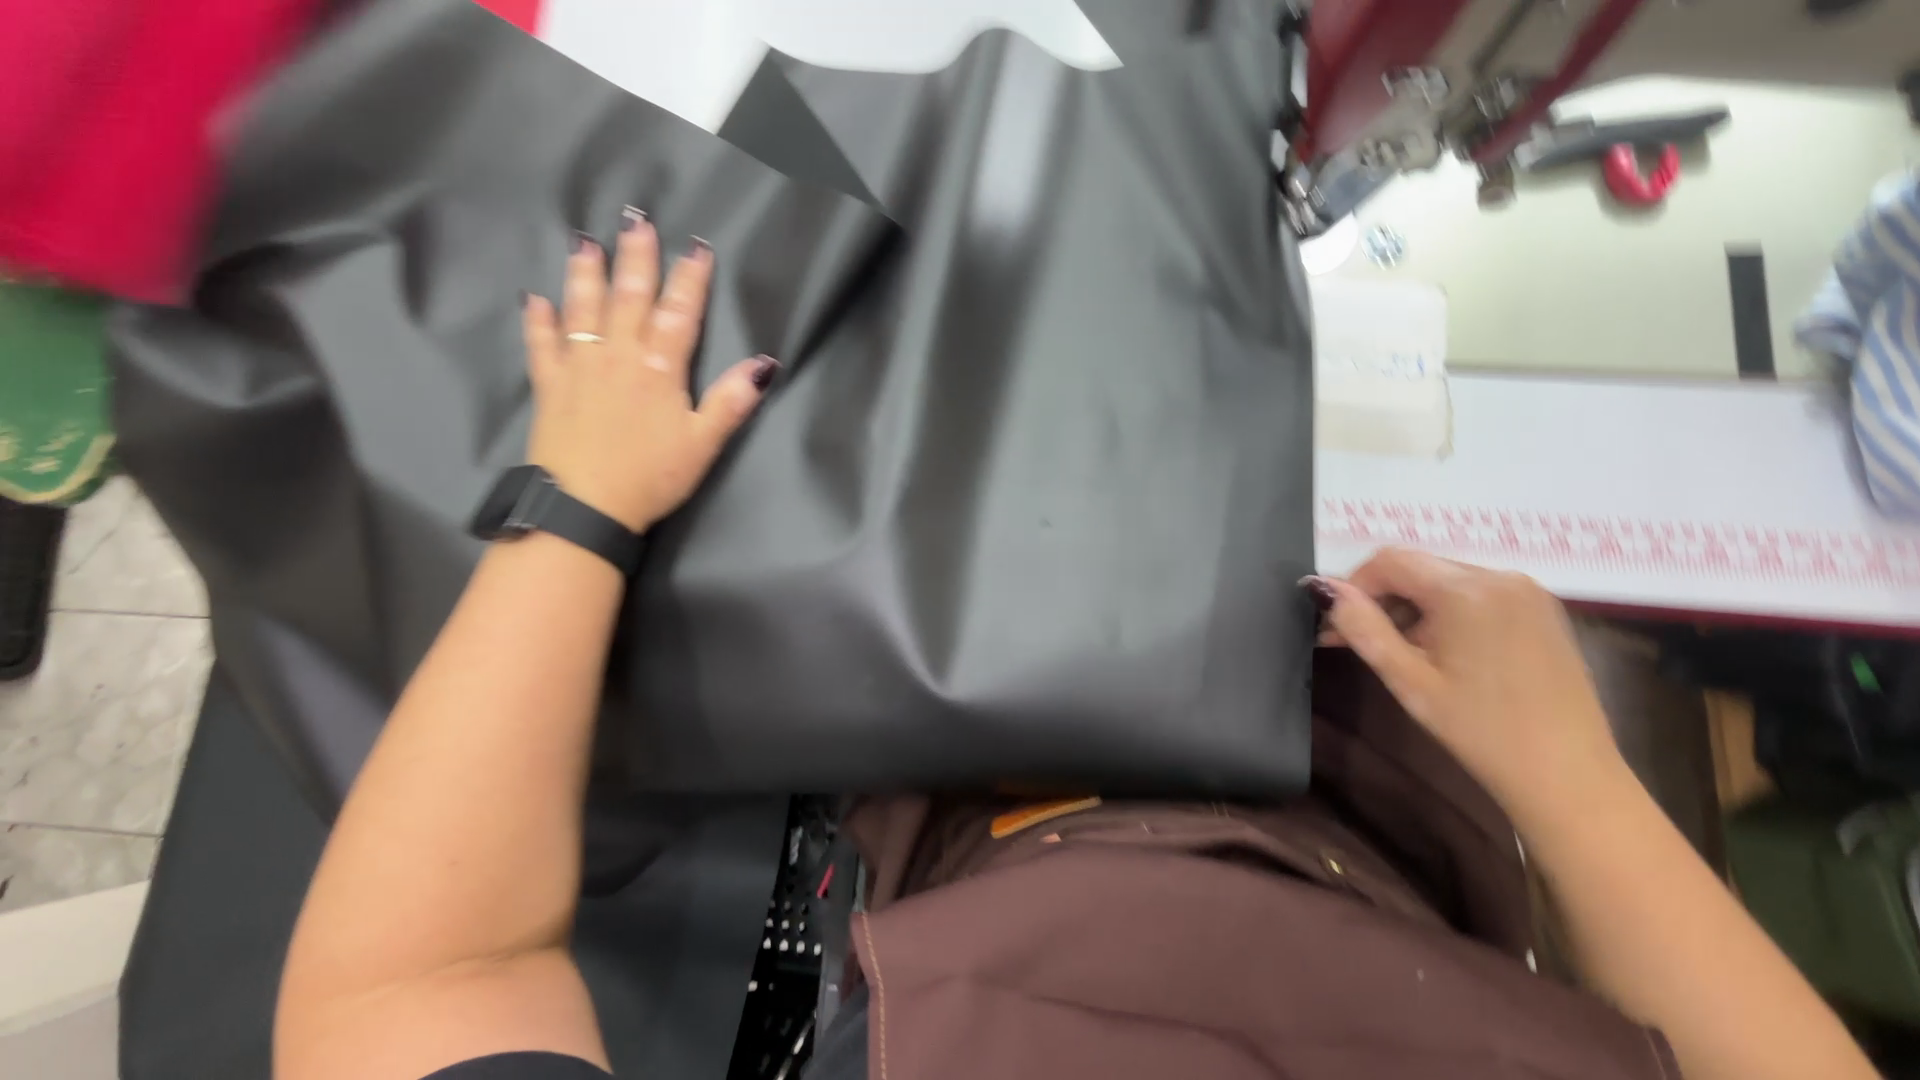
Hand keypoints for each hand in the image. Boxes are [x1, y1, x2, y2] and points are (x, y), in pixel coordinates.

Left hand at [523, 211, 777, 532]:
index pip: (680, 313)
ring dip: (586, 275)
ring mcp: (580, 367)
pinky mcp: (549, 386)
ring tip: (585, 243)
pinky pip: (541, 345)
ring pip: (583, 309)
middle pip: (630, 297)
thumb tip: (764, 364)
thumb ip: (730, 401)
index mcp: (660, 368)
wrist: (582, 506)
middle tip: (636, 220)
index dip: (690, 279)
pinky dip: (538, 321)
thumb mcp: (703, 444)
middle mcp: (618, 355)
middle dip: (636, 258)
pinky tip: (534, 299)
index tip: (697, 248)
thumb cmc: (650, 476)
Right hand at [1312, 549, 1626, 829]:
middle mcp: (1501, 576)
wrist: (1567, 774)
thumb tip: (1322, 588)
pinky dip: (1449, 611)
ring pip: (1447, 579)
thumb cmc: (1478, 729)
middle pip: (1419, 567)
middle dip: (1382, 598)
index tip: (1337, 626)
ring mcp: (1529, 591)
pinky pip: (1479, 593)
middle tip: (1358, 642)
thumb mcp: (1407, 679)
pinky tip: (1443, 652)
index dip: (1353, 586)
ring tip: (1401, 653)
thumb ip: (1362, 626)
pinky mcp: (1544, 610)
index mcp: (1465, 589)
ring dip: (1414, 606)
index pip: (1390, 560)